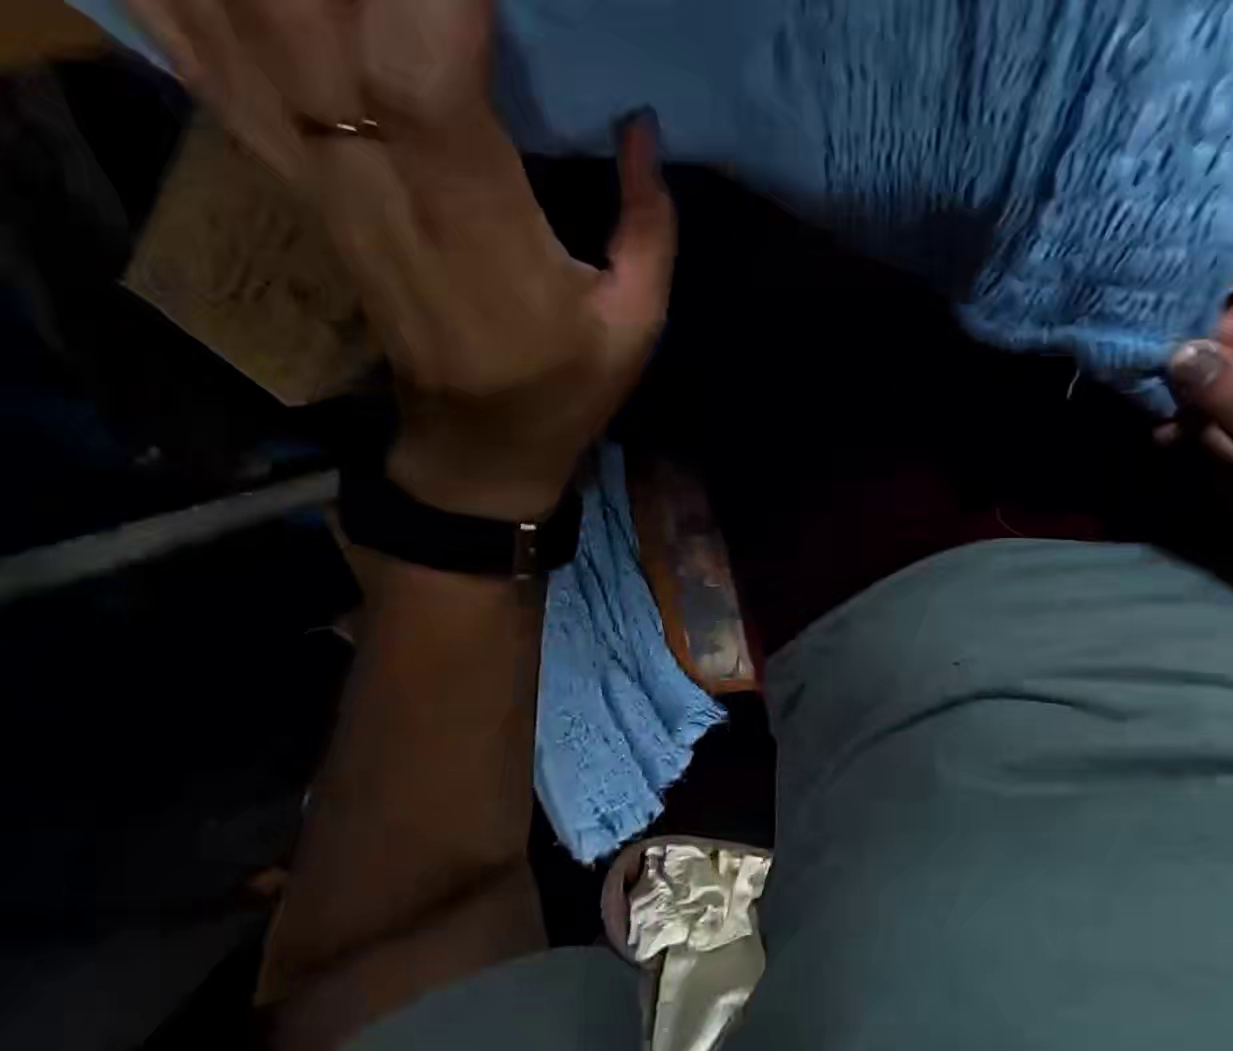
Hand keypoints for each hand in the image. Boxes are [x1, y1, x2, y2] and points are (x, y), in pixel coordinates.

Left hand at [131, 0, 673, 519]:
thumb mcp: (637, 322)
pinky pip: (225, 76)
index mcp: (481, 236)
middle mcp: (386, 198)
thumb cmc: (569, 386)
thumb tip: (642, 130)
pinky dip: (199, 11)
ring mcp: (329, 190)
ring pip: (257, 39)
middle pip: (321, 33)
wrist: (479, 441)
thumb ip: (649, 228)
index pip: (428, 88)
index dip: (437, 8)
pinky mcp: (306, 192)